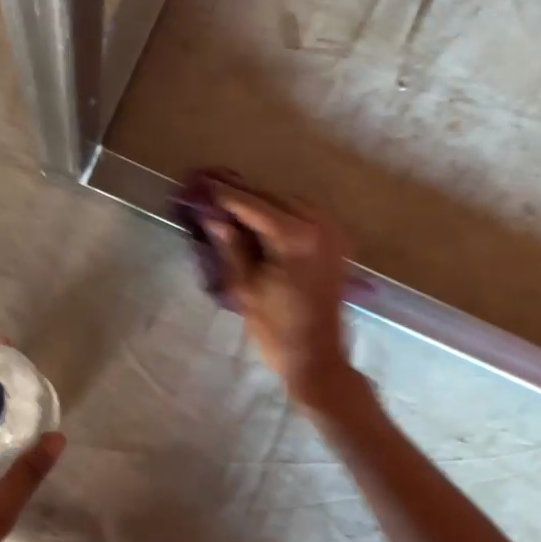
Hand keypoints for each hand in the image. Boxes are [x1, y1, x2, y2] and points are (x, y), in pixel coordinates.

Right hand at [203, 185, 358, 407]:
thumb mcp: (243, 286)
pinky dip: (283, 213)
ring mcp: (332, 232)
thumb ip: (230, 245)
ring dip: (263, 203)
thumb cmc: (275, 328)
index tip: (203, 183)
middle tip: (214, 193)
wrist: (316, 357)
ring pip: (290, 203)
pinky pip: (306, 215)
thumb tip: (212, 216)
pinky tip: (262, 220)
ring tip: (233, 206)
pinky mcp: (337, 243)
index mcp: (295, 236)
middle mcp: (319, 225)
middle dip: (244, 196)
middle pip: (273, 198)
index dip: (225, 195)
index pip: (253, 205)